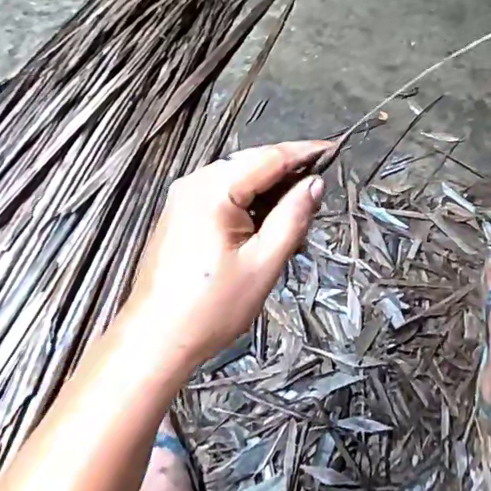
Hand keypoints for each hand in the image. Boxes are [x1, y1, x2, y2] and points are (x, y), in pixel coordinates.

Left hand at [118, 141, 328, 368]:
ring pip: (240, 177)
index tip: (334, 150)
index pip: (270, 156)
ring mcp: (184, 196)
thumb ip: (293, 217)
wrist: (156, 339)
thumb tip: (315, 183)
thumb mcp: (264, 264)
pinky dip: (250, 201)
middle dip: (289, 173)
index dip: (305, 152)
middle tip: (320, 196)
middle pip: (253, 162)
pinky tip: (267, 224)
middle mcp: (194, 183)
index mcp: (214, 190)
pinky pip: (224, 192)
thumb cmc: (210, 308)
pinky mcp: (181, 212)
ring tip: (298, 215)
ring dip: (270, 189)